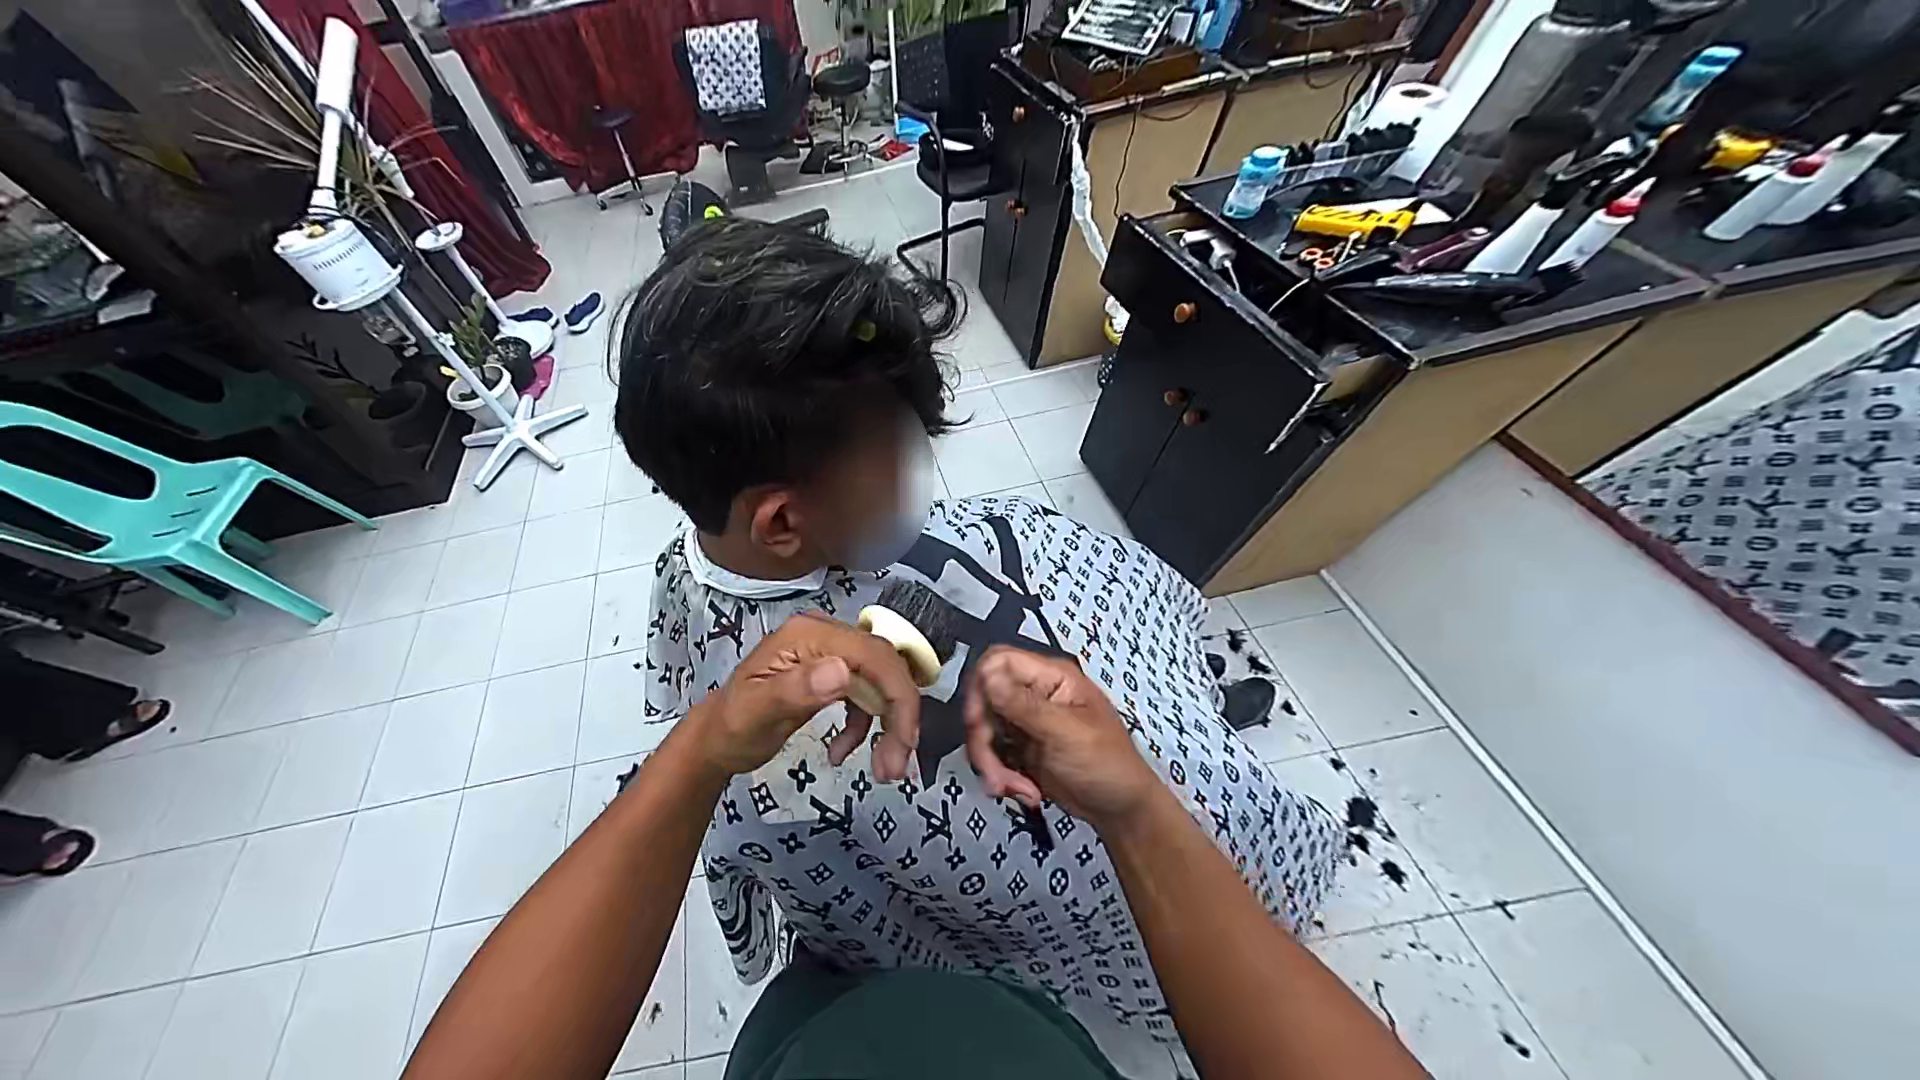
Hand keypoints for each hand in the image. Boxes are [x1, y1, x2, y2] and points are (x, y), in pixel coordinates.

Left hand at [693, 612, 921, 779]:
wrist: (713, 740)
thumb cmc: (730, 727)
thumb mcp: (756, 712)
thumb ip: (796, 689)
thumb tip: (843, 672)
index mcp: (810, 635)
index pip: (873, 655)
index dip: (899, 695)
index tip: (906, 741)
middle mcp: (826, 636)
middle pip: (884, 667)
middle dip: (898, 715)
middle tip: (896, 765)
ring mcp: (830, 653)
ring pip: (880, 683)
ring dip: (888, 725)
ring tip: (884, 768)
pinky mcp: (832, 673)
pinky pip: (866, 695)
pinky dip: (865, 726)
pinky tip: (842, 751)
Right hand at [962, 646, 1161, 827]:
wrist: (1122, 810)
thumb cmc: (1110, 764)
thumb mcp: (1066, 732)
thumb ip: (1024, 704)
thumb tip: (988, 675)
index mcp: (1052, 677)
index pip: (999, 662)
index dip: (981, 688)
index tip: (977, 722)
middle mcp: (1035, 694)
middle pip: (984, 700)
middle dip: (984, 740)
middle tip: (995, 772)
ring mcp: (1025, 721)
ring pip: (984, 730)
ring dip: (991, 763)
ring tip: (1013, 788)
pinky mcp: (1020, 747)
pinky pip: (992, 753)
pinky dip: (999, 774)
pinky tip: (1021, 790)